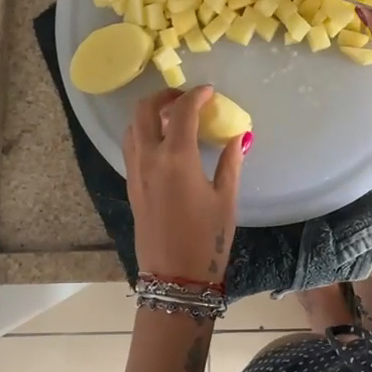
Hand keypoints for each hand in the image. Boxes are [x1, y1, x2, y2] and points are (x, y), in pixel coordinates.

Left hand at [124, 86, 248, 283]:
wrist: (175, 279)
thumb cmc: (205, 241)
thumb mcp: (225, 200)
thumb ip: (231, 163)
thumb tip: (240, 136)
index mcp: (177, 158)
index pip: (182, 111)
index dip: (196, 95)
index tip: (210, 92)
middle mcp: (150, 158)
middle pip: (145, 109)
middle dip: (165, 96)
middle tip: (186, 99)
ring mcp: (136, 171)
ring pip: (133, 126)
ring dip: (150, 114)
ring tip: (173, 118)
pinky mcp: (131, 185)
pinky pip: (131, 146)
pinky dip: (143, 132)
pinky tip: (163, 143)